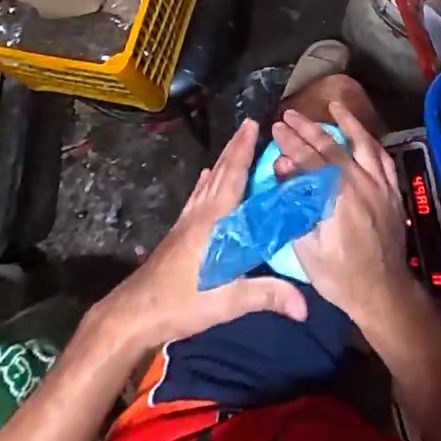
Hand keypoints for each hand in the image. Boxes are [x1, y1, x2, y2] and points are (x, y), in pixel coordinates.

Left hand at [91, 119, 308, 351]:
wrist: (134, 315)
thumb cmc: (180, 303)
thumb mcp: (227, 302)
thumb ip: (267, 296)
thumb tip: (305, 306)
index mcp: (214, 221)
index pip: (233, 176)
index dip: (244, 150)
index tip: (255, 124)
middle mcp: (200, 213)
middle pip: (221, 172)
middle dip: (236, 147)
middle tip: (250, 125)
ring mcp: (187, 222)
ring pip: (209, 182)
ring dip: (223, 160)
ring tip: (235, 143)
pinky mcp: (180, 233)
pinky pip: (197, 196)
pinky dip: (206, 181)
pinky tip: (206, 177)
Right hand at [276, 106, 417, 329]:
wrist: (382, 292)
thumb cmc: (339, 275)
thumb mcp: (307, 246)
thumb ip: (294, 204)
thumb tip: (281, 168)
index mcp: (338, 195)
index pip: (309, 158)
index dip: (291, 141)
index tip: (276, 127)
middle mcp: (362, 182)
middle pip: (332, 146)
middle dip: (308, 127)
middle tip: (290, 114)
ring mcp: (381, 185)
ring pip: (364, 144)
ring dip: (348, 123)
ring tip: (334, 106)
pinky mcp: (393, 192)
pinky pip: (383, 158)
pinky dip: (371, 143)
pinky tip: (363, 136)